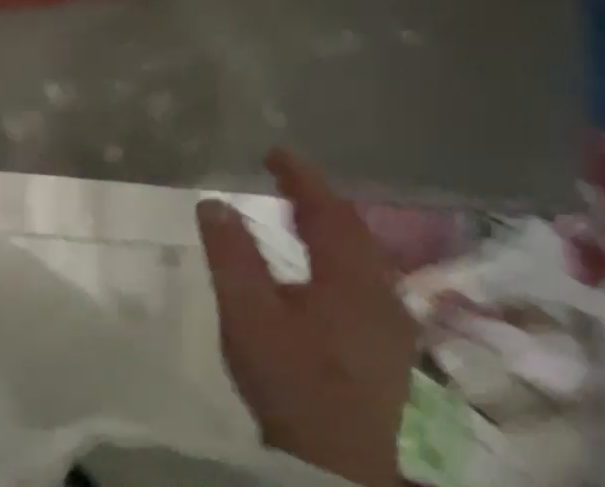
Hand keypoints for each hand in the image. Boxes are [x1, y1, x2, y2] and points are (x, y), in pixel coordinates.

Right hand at [197, 149, 418, 486]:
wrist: (335, 455)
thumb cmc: (288, 375)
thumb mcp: (246, 311)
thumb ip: (231, 253)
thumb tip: (214, 201)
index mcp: (351, 279)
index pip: (329, 212)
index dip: (302, 177)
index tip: (274, 149)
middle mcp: (382, 293)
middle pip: (355, 232)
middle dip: (320, 198)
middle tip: (283, 174)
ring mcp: (391, 322)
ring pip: (364, 257)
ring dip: (332, 227)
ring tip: (299, 210)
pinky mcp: (385, 344)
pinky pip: (365, 277)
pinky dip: (339, 253)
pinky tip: (321, 264)